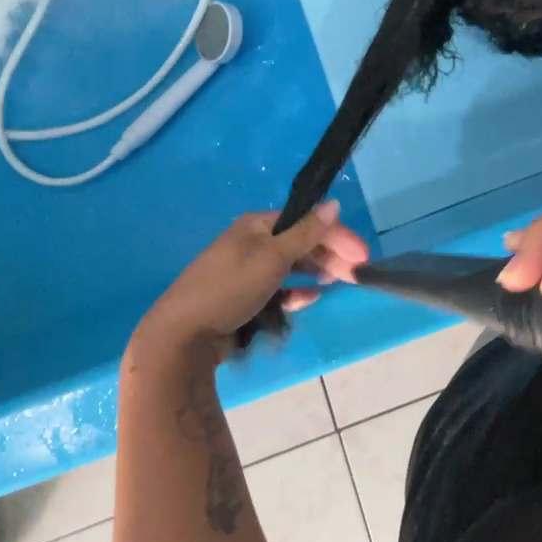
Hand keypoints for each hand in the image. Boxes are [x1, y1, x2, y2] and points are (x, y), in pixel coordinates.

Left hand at [135, 202, 369, 361]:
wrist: (179, 338)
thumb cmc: (229, 289)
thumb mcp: (272, 257)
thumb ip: (306, 232)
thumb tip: (334, 203)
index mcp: (256, 226)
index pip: (307, 222)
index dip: (337, 235)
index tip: (362, 256)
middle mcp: (251, 243)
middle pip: (300, 244)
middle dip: (329, 256)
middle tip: (356, 275)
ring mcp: (244, 272)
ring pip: (290, 267)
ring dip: (314, 273)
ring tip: (335, 283)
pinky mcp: (241, 300)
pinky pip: (277, 291)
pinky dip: (294, 293)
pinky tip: (309, 300)